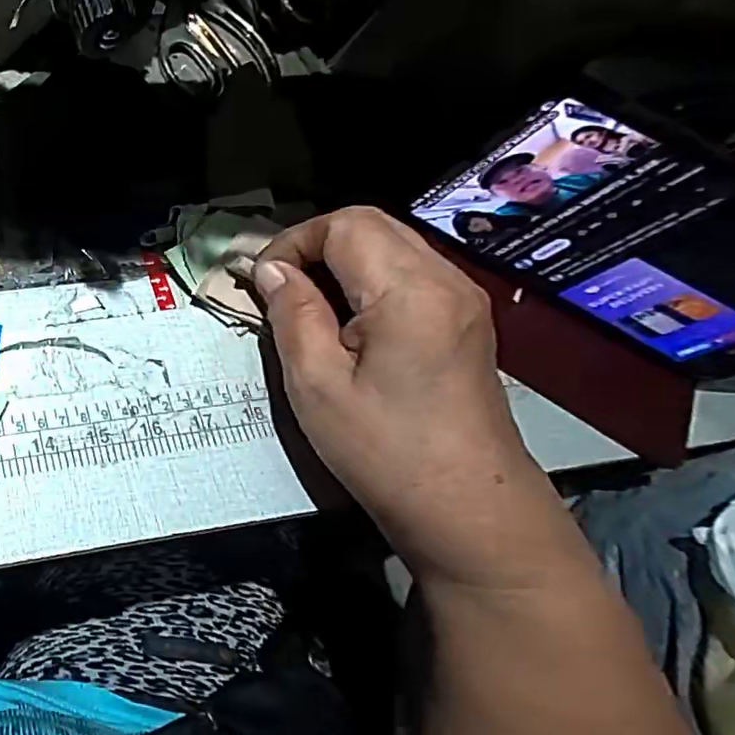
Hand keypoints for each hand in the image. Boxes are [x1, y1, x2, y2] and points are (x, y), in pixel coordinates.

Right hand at [254, 207, 581, 590]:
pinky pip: (409, 270)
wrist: (469, 512)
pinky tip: (348, 318)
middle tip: (280, 286)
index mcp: (410, 292)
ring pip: (391, 242)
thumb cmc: (386, 452)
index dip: (294, 241)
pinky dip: (368, 276)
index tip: (264, 281)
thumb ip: (292, 313)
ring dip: (341, 258)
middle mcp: (446, 280)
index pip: (344, 225)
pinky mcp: (466, 318)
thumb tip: (272, 270)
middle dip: (316, 243)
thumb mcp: (317, 385)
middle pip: (371, 222)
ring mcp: (463, 297)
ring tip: (308, 302)